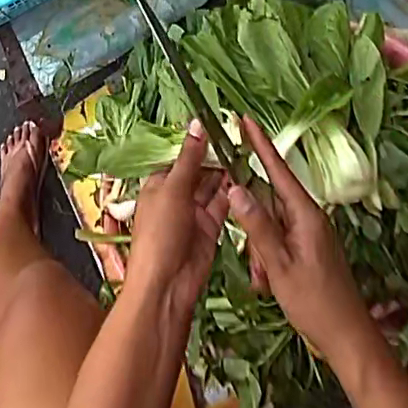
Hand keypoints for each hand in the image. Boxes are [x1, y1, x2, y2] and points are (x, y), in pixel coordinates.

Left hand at [127, 120, 230, 311]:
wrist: (168, 286)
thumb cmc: (160, 234)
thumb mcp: (173, 189)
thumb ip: (190, 157)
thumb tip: (197, 123)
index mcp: (159, 183)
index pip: (180, 156)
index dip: (198, 141)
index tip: (219, 121)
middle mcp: (176, 195)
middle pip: (199, 168)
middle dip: (216, 154)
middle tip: (240, 133)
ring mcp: (194, 211)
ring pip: (213, 184)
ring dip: (227, 170)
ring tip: (247, 149)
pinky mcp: (211, 226)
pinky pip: (224, 202)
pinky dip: (234, 191)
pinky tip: (247, 174)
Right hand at [228, 116, 374, 361]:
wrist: (346, 335)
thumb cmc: (314, 301)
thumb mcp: (278, 265)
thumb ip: (257, 226)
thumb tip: (236, 188)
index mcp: (305, 212)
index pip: (277, 168)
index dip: (260, 143)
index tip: (245, 119)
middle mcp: (309, 215)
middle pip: (269, 203)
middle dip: (254, 230)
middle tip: (258, 265)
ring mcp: (310, 230)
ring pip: (271, 225)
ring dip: (261, 251)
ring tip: (266, 281)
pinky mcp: (309, 245)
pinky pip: (280, 239)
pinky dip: (269, 258)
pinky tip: (270, 283)